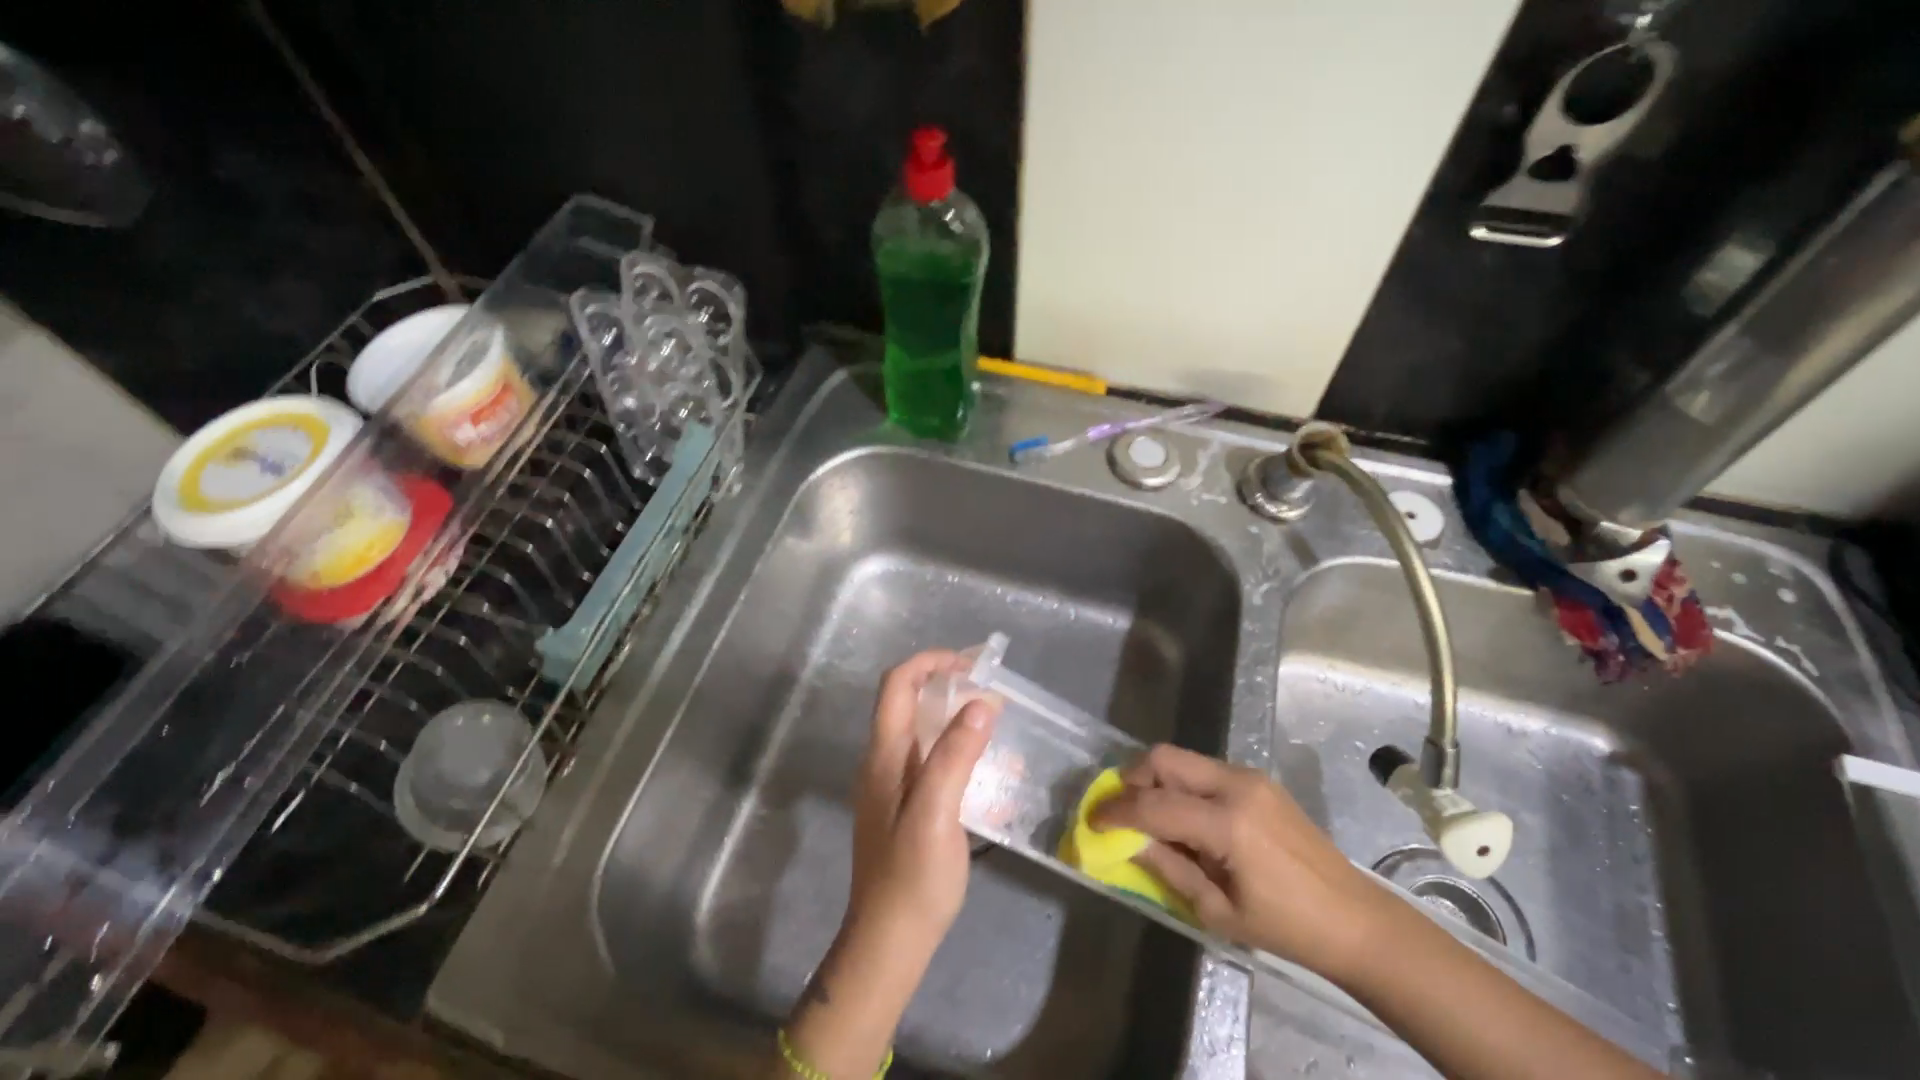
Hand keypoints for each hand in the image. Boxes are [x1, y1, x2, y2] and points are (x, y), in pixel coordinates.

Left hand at [846, 649, 999, 953]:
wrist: (890, 938)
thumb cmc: (913, 877)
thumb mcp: (937, 813)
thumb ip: (955, 756)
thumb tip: (980, 701)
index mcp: (883, 756)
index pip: (897, 685)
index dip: (930, 662)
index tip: (972, 665)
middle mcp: (882, 762)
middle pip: (907, 702)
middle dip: (946, 683)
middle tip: (991, 688)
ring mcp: (892, 785)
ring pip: (919, 730)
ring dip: (952, 714)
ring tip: (994, 719)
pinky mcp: (905, 806)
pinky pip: (928, 759)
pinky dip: (954, 746)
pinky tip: (984, 763)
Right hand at [1093, 743, 1386, 977]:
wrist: (1353, 918)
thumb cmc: (1286, 926)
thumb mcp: (1216, 910)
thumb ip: (1168, 867)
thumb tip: (1128, 842)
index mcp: (1227, 822)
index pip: (1153, 804)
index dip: (1116, 811)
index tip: (1091, 820)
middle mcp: (1237, 786)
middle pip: (1164, 758)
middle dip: (1133, 780)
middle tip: (1120, 812)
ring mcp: (1252, 778)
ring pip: (1184, 759)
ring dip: (1157, 780)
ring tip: (1149, 818)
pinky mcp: (1261, 782)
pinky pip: (1206, 770)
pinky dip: (1183, 785)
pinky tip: (1185, 819)